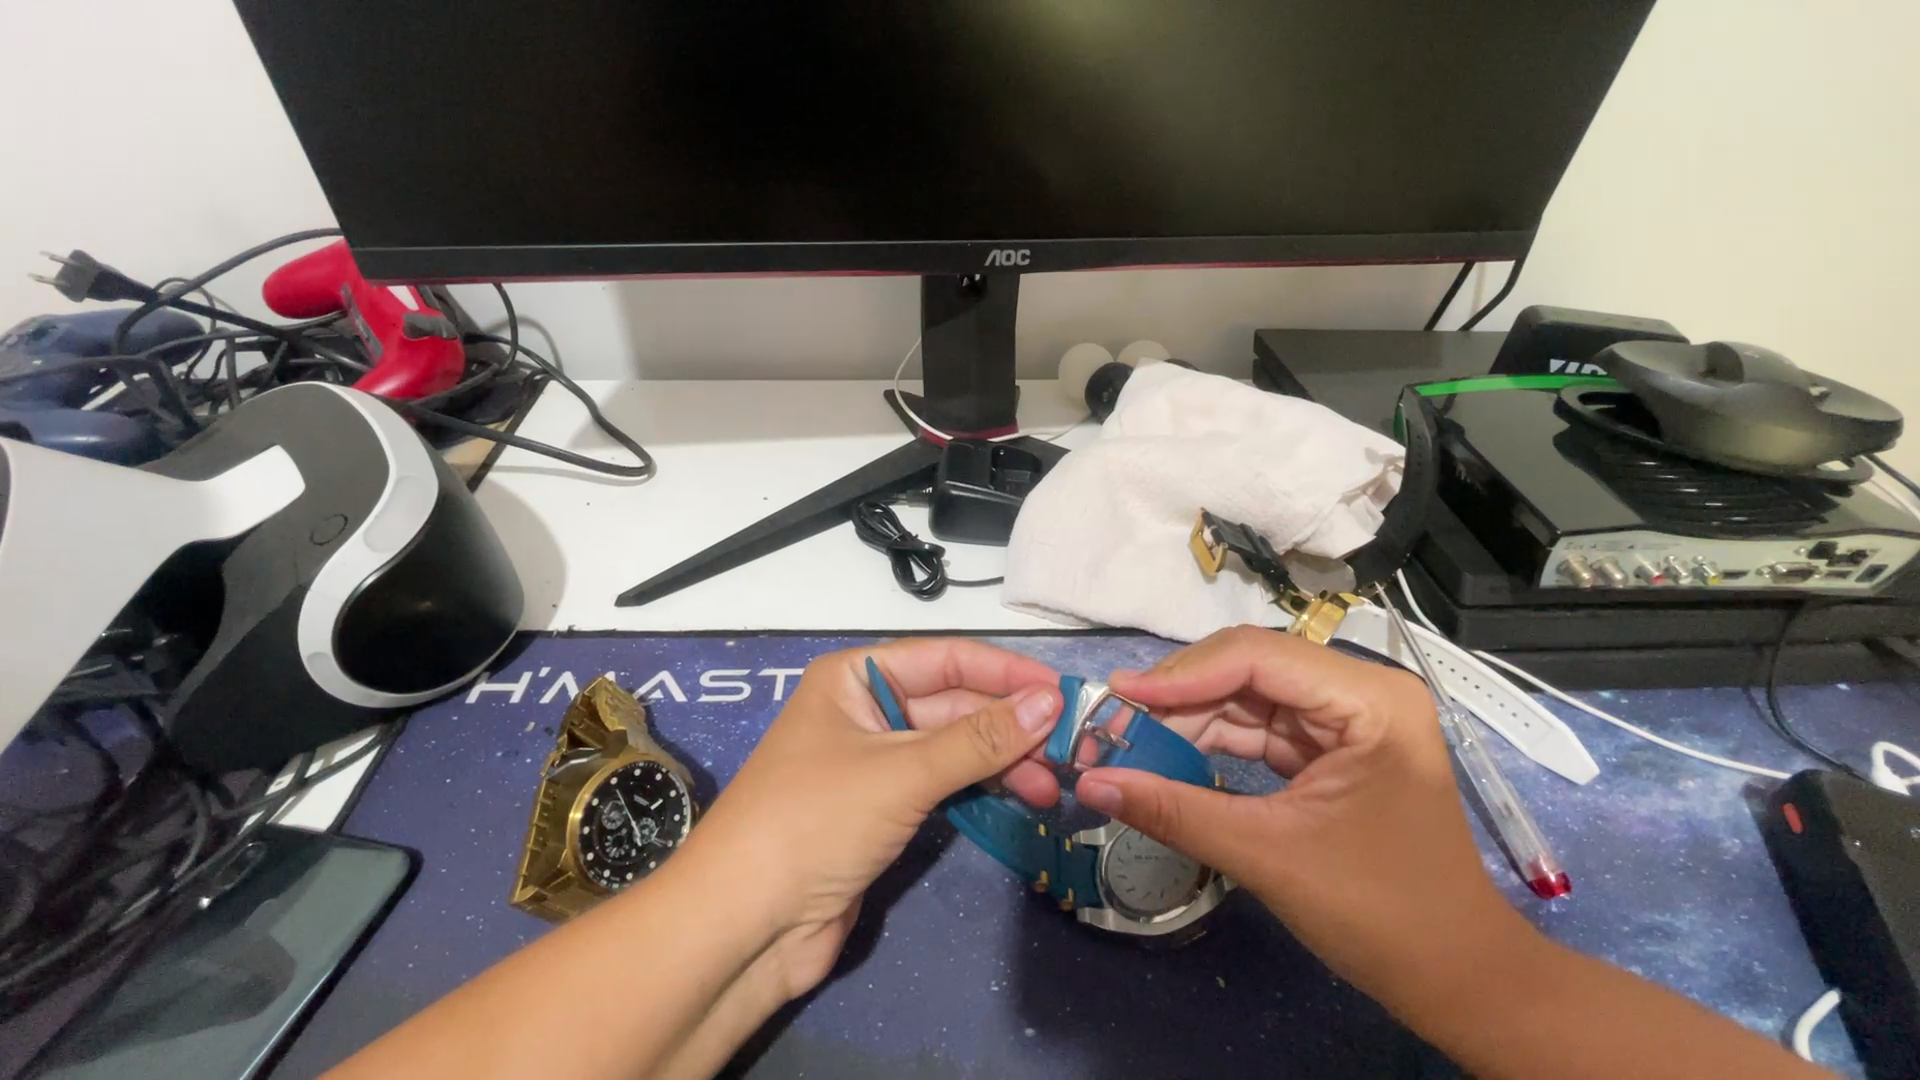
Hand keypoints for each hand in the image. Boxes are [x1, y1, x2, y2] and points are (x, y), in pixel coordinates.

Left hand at [679, 638, 1062, 1000]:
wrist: (744, 926)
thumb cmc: (814, 823)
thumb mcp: (902, 772)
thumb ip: (980, 738)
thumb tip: (1050, 699)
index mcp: (855, 678)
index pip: (946, 659)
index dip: (1007, 672)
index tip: (1064, 691)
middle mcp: (866, 710)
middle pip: (955, 704)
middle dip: (1012, 724)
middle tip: (1074, 748)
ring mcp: (875, 763)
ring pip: (955, 748)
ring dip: (1005, 761)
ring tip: (1056, 784)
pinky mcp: (883, 810)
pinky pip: (945, 784)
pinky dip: (983, 789)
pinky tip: (1024, 798)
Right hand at [1071, 626, 1538, 1009]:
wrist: (1456, 977)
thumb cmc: (1381, 913)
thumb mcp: (1268, 855)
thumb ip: (1173, 811)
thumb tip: (1089, 782)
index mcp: (1369, 700)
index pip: (1257, 657)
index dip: (1181, 674)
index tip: (1117, 697)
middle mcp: (1359, 692)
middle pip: (1248, 669)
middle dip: (1179, 697)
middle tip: (1114, 722)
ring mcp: (1346, 718)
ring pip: (1246, 696)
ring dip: (1188, 718)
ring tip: (1129, 740)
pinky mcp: (1330, 746)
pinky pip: (1257, 727)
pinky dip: (1211, 741)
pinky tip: (1167, 755)